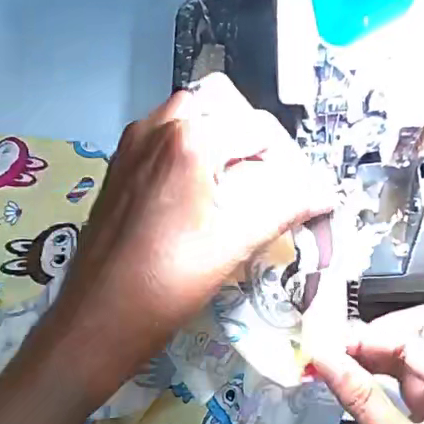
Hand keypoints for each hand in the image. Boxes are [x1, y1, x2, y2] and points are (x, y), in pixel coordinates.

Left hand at [37, 74, 333, 400]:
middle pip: (220, 107)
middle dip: (248, 138)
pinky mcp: (119, 167)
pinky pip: (161, 139)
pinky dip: (186, 152)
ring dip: (216, 140)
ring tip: (233, 186)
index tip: (295, 194)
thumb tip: (324, 193)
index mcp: (187, 139)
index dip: (286, 160)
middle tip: (265, 180)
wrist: (100, 316)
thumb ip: (285, 207)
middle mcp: (155, 129)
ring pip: (187, 118)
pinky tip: (196, 195)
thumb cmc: (167, 281)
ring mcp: (132, 146)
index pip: (258, 129)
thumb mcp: (235, 243)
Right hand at [310, 306, 423, 423]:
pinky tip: (353, 379)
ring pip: (416, 354)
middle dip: (378, 334)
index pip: (414, 341)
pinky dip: (382, 375)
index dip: (368, 339)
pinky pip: (411, 380)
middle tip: (336, 352)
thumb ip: (361, 398)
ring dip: (377, 352)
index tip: (326, 348)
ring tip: (336, 362)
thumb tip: (322, 357)